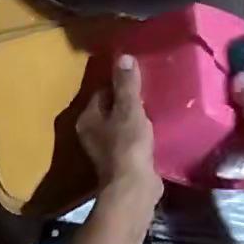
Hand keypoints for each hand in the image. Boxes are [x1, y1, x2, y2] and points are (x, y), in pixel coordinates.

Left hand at [77, 55, 161, 206]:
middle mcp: (91, 133)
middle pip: (110, 109)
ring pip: (120, 125)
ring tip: (155, 107)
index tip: (138, 77)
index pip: (102, 92)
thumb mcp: (129, 109)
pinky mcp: (121, 161)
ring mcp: (105, 149)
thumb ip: (127, 84)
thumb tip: (123, 56)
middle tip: (149, 91)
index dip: (119, 84)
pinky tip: (155, 130)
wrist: (134, 187)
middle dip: (127, 101)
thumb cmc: (128, 144)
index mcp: (88, 118)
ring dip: (134, 118)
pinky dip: (140, 134)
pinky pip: (130, 140)